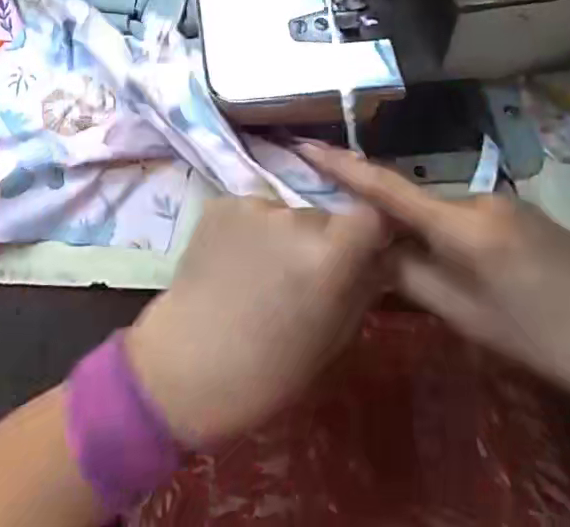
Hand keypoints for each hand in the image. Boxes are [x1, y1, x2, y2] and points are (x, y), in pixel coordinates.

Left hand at [124, 197, 386, 446]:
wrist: (190, 361)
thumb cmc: (271, 367)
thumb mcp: (334, 334)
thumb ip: (362, 286)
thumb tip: (379, 259)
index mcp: (329, 253)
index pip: (371, 216)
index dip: (371, 231)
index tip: (365, 251)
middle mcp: (292, 216)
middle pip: (324, 217)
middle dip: (322, 241)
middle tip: (303, 276)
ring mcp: (251, 205)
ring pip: (285, 214)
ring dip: (283, 235)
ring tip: (260, 273)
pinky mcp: (218, 203)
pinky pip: (250, 212)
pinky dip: (249, 231)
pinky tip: (233, 262)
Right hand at [296, 142, 569, 452]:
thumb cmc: (547, 344)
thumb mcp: (465, 317)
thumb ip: (407, 274)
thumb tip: (367, 246)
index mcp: (463, 224)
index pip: (385, 186)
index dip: (341, 165)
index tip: (304, 143)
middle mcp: (482, 198)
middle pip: (413, 202)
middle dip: (384, 220)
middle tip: (362, 250)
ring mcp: (509, 204)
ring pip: (443, 214)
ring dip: (421, 234)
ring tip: (423, 275)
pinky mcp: (528, 217)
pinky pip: (470, 220)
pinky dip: (451, 238)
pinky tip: (467, 274)